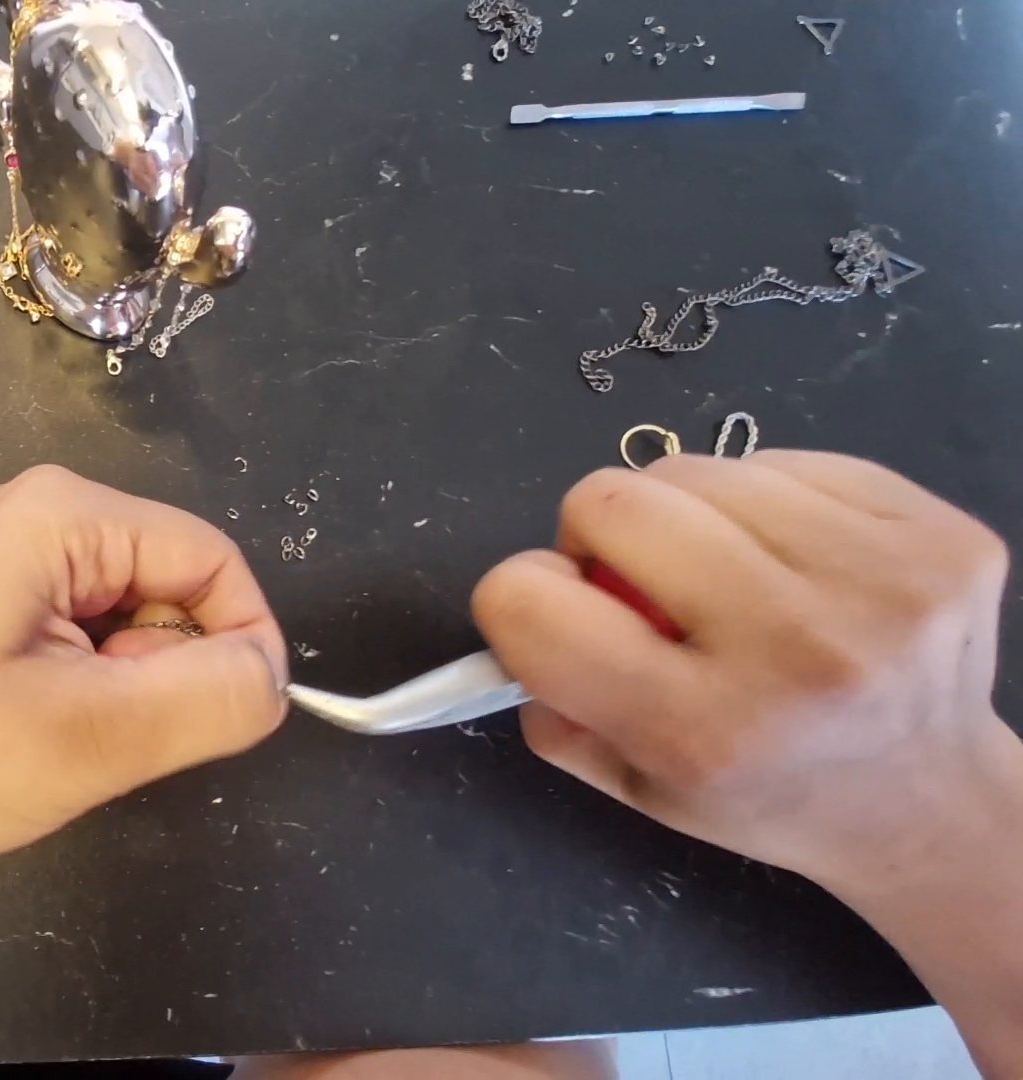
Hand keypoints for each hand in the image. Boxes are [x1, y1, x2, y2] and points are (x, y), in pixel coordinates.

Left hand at [0, 465, 288, 864]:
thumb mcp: (90, 737)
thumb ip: (210, 699)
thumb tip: (272, 674)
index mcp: (64, 513)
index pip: (212, 560)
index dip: (241, 644)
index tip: (222, 725)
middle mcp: (42, 513)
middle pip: (170, 587)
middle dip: (163, 673)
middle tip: (98, 735)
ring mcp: (13, 554)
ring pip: (132, 620)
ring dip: (123, 688)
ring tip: (53, 733)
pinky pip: (87, 633)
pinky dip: (88, 688)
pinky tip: (30, 723)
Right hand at [472, 450, 1018, 895]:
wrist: (928, 805)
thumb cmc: (747, 793)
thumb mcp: (613, 775)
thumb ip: (538, 694)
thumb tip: (520, 601)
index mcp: (693, 725)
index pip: (524, 600)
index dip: (516, 591)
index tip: (558, 611)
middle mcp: (792, 647)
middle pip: (607, 501)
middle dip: (591, 534)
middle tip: (629, 582)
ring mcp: (881, 580)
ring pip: (687, 469)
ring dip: (671, 513)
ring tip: (709, 571)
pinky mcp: (942, 532)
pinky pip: (776, 462)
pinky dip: (750, 500)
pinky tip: (777, 559)